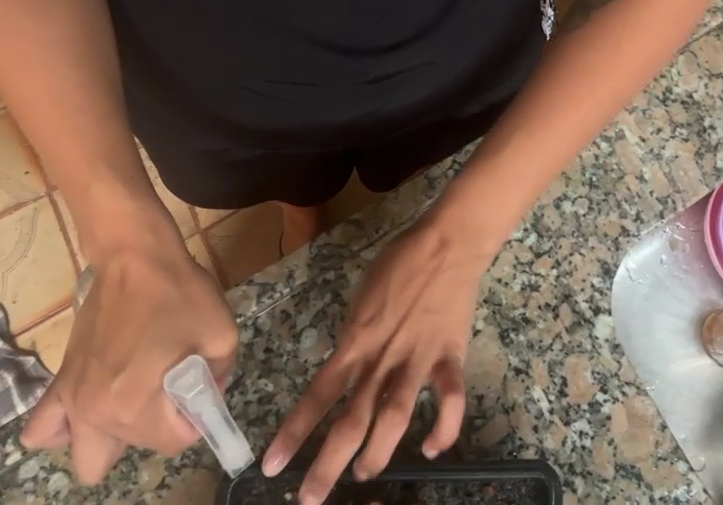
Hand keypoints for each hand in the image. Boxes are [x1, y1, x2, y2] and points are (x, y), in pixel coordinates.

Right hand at [20, 239, 237, 483]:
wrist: (134, 257)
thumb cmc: (180, 292)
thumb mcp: (221, 332)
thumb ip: (220, 375)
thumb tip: (205, 393)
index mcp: (134, 405)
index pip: (173, 442)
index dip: (196, 416)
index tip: (200, 384)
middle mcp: (94, 412)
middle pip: (126, 454)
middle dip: (152, 431)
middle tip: (165, 393)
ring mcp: (71, 399)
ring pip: (84, 454)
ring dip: (109, 437)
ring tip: (131, 398)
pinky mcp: (60, 380)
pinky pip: (44, 429)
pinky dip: (65, 427)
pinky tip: (94, 401)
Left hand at [262, 217, 496, 503]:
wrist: (447, 243)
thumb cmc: (400, 260)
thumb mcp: (363, 295)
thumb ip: (355, 334)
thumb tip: (347, 360)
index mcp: (357, 339)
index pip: (318, 392)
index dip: (294, 431)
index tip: (272, 464)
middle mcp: (382, 357)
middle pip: (352, 419)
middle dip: (329, 464)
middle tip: (310, 498)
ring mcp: (418, 359)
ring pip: (394, 418)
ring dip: (377, 453)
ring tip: (363, 474)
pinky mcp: (450, 357)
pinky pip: (450, 400)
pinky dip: (443, 428)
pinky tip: (430, 448)